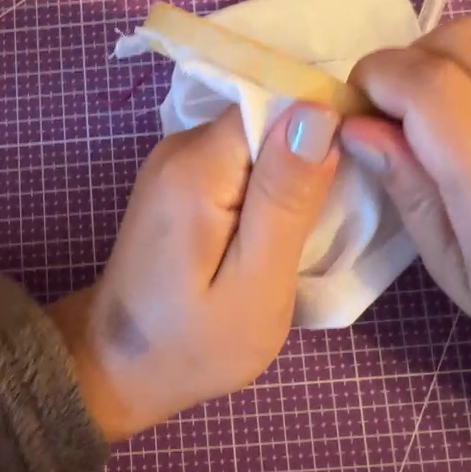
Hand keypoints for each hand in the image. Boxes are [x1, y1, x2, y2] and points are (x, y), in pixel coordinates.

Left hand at [48, 105, 340, 439]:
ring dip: (286, 173)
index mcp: (199, 165)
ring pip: (254, 139)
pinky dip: (264, 184)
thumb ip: (286, 197)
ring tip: (306, 226)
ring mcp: (176, 159)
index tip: (352, 171)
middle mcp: (182, 145)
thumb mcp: (255, 283)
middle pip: (264, 118)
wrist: (118, 367)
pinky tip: (274, 226)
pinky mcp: (180, 177)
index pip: (272, 104)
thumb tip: (318, 112)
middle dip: (305, 155)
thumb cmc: (192, 342)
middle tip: (330, 215)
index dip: (319, 127)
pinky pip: (237, 159)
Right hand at [342, 19, 470, 388]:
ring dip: (456, 58)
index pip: (435, 93)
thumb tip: (357, 125)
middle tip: (400, 95)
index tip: (362, 96)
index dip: (383, 75)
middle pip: (465, 42)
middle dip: (412, 55)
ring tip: (453, 103)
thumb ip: (408, 193)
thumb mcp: (460, 276)